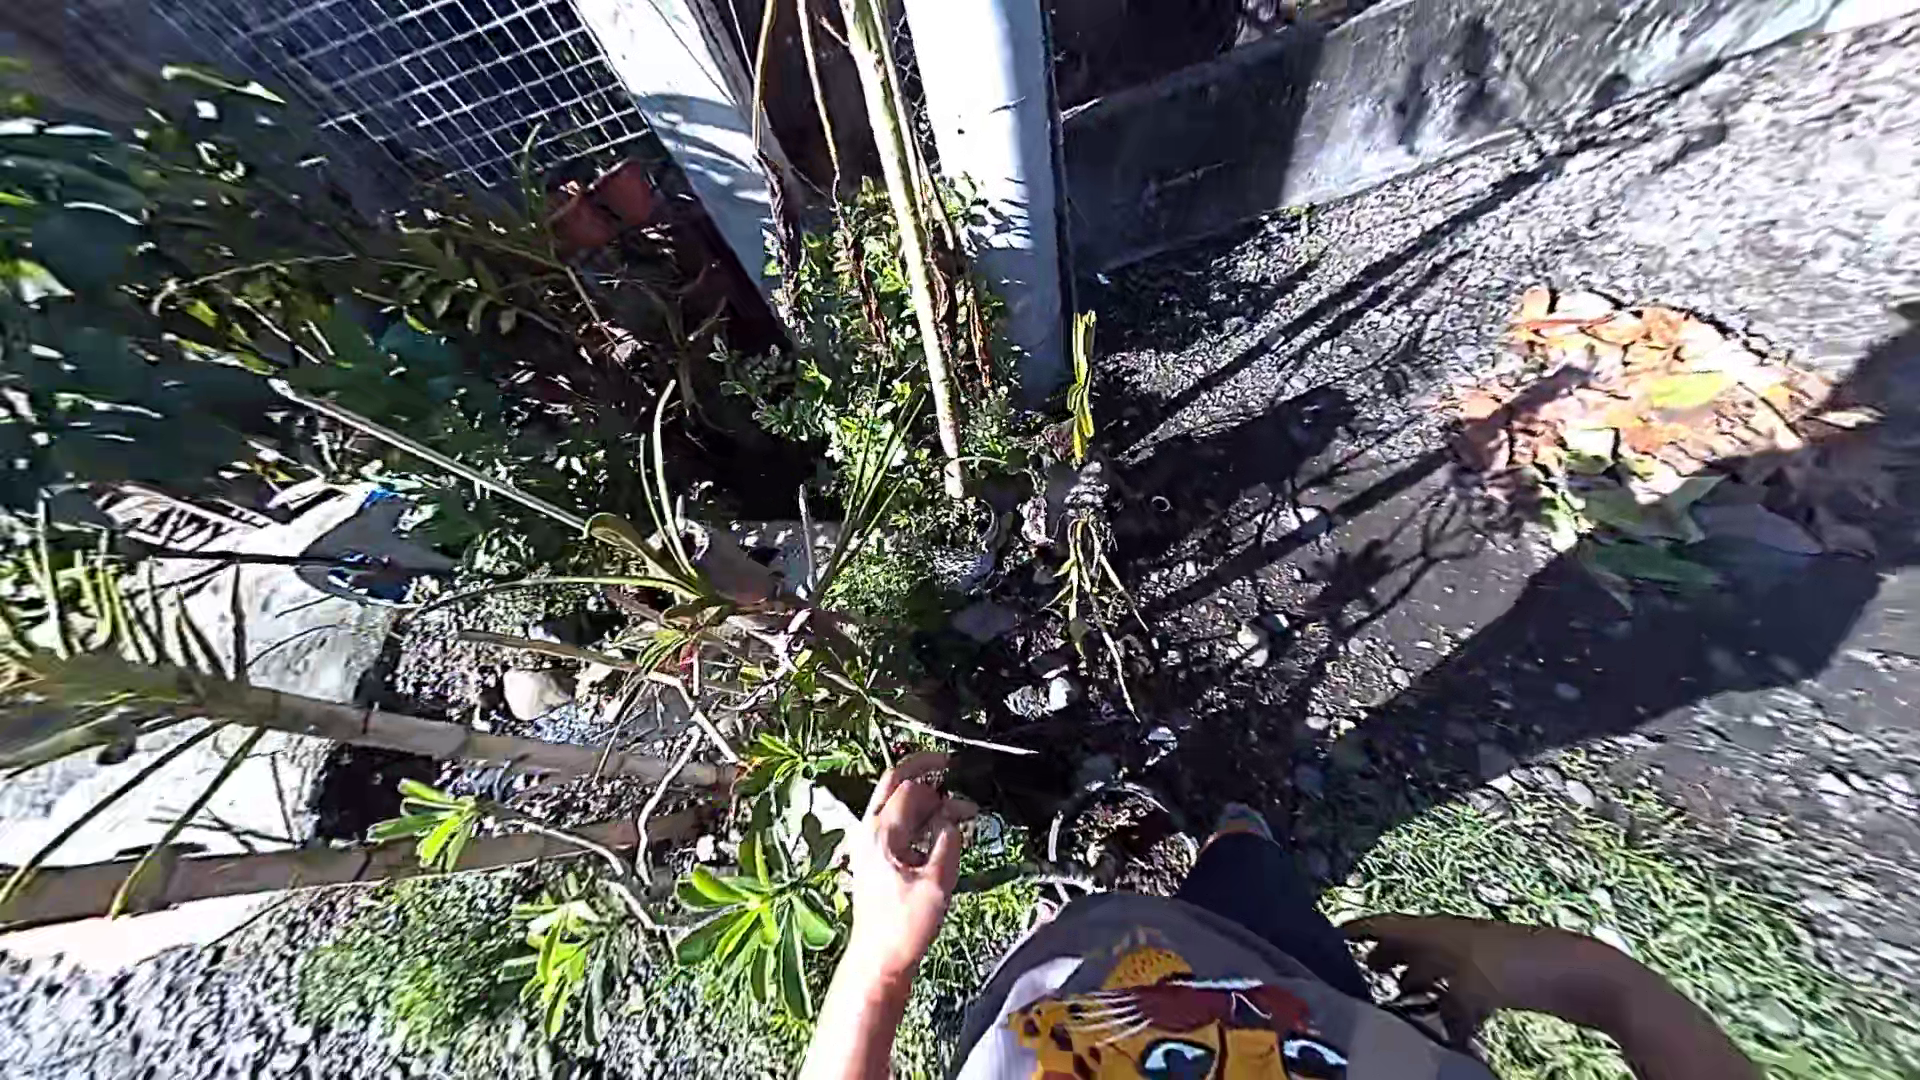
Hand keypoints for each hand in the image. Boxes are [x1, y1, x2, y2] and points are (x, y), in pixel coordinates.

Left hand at [843, 752, 975, 981]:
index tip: (963, 799)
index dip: (940, 791)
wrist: (877, 961)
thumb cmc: (905, 926)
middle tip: (946, 764)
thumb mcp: (938, 883)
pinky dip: (914, 815)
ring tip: (950, 807)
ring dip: (921, 796)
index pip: (911, 790)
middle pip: (893, 781)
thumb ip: (948, 841)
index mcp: (882, 833)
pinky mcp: (872, 854)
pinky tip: (935, 828)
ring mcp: (867, 840)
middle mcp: (869, 829)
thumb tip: (954, 817)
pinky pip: (893, 819)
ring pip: (893, 799)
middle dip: (920, 768)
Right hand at [1346, 914, 1645, 1045]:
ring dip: (1414, 977)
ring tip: (1399, 994)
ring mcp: (1475, 956)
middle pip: (1408, 943)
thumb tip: (1440, 1029)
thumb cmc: (1522, 968)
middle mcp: (1449, 937)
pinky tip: (1448, 1017)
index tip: (1335, 934)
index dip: (1361, 929)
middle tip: (1362, 968)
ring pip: (1433, 964)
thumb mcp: (1476, 985)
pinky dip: (1445, 998)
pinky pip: (1457, 985)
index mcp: (1437, 930)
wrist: (1585, 972)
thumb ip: (1448, 1004)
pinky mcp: (1498, 977)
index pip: (1388, 925)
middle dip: (1384, 954)